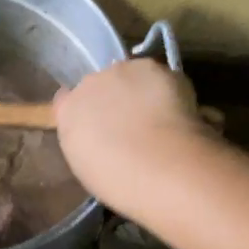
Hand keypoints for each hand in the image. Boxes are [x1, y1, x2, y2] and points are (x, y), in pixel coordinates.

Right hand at [54, 58, 212, 212]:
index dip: (86, 108)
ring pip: (131, 76)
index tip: (100, 124)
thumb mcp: (88, 166)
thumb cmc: (117, 180)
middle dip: (115, 98)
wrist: (156, 165)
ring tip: (162, 119)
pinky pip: (160, 77)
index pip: (67, 98)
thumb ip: (87, 141)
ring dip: (141, 91)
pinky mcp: (151, 68)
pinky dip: (170, 90)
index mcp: (68, 110)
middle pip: (101, 84)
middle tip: (134, 125)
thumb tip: (98, 135)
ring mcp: (119, 72)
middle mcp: (88, 84)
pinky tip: (180, 114)